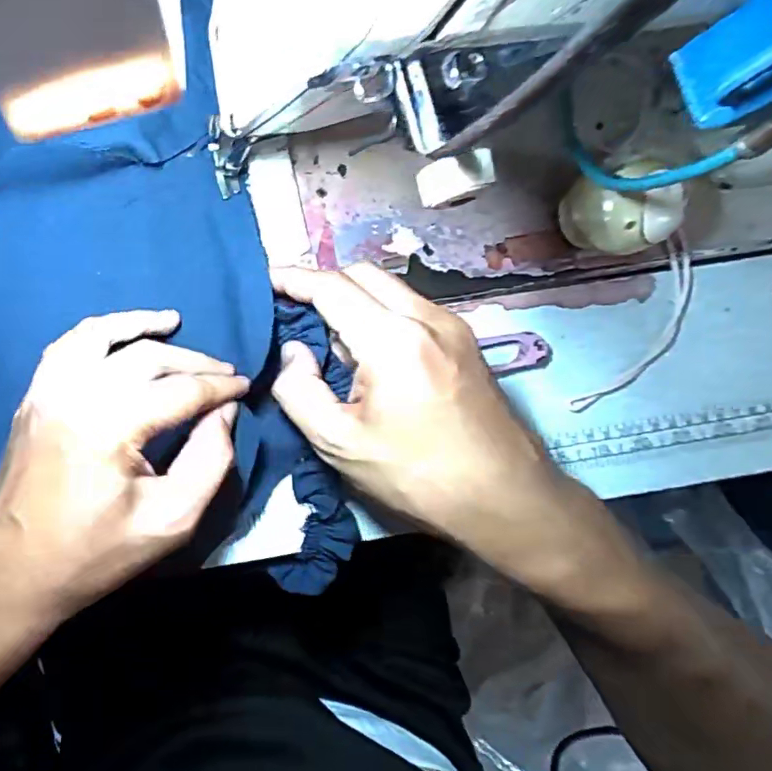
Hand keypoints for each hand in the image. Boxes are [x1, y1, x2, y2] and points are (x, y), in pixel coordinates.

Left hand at [0, 310, 247, 668]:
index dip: (219, 386)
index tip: (245, 386)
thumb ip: (211, 460)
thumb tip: (225, 411)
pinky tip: (118, 337)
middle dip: (192, 360)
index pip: (179, 389)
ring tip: (173, 322)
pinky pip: (65, 347)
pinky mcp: (32, 398)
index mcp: (108, 426)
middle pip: (146, 357)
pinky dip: (97, 333)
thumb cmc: (96, 555)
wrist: (16, 574)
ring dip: (140, 327)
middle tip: (224, 371)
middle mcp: (74, 395)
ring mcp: (46, 391)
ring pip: (101, 337)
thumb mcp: (171, 520)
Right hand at [269, 264, 596, 584]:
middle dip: (323, 282)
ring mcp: (452, 326)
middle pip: (363, 273)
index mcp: (393, 339)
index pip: (332, 287)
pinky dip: (379, 311)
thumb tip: (294, 351)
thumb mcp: (340, 444)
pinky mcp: (465, 341)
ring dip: (353, 296)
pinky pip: (410, 307)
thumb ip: (299, 391)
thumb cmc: (418, 476)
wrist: (505, 497)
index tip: (266, 278)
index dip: (293, 278)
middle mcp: (427, 317)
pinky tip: (367, 350)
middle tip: (293, 308)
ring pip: (390, 287)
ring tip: (326, 333)